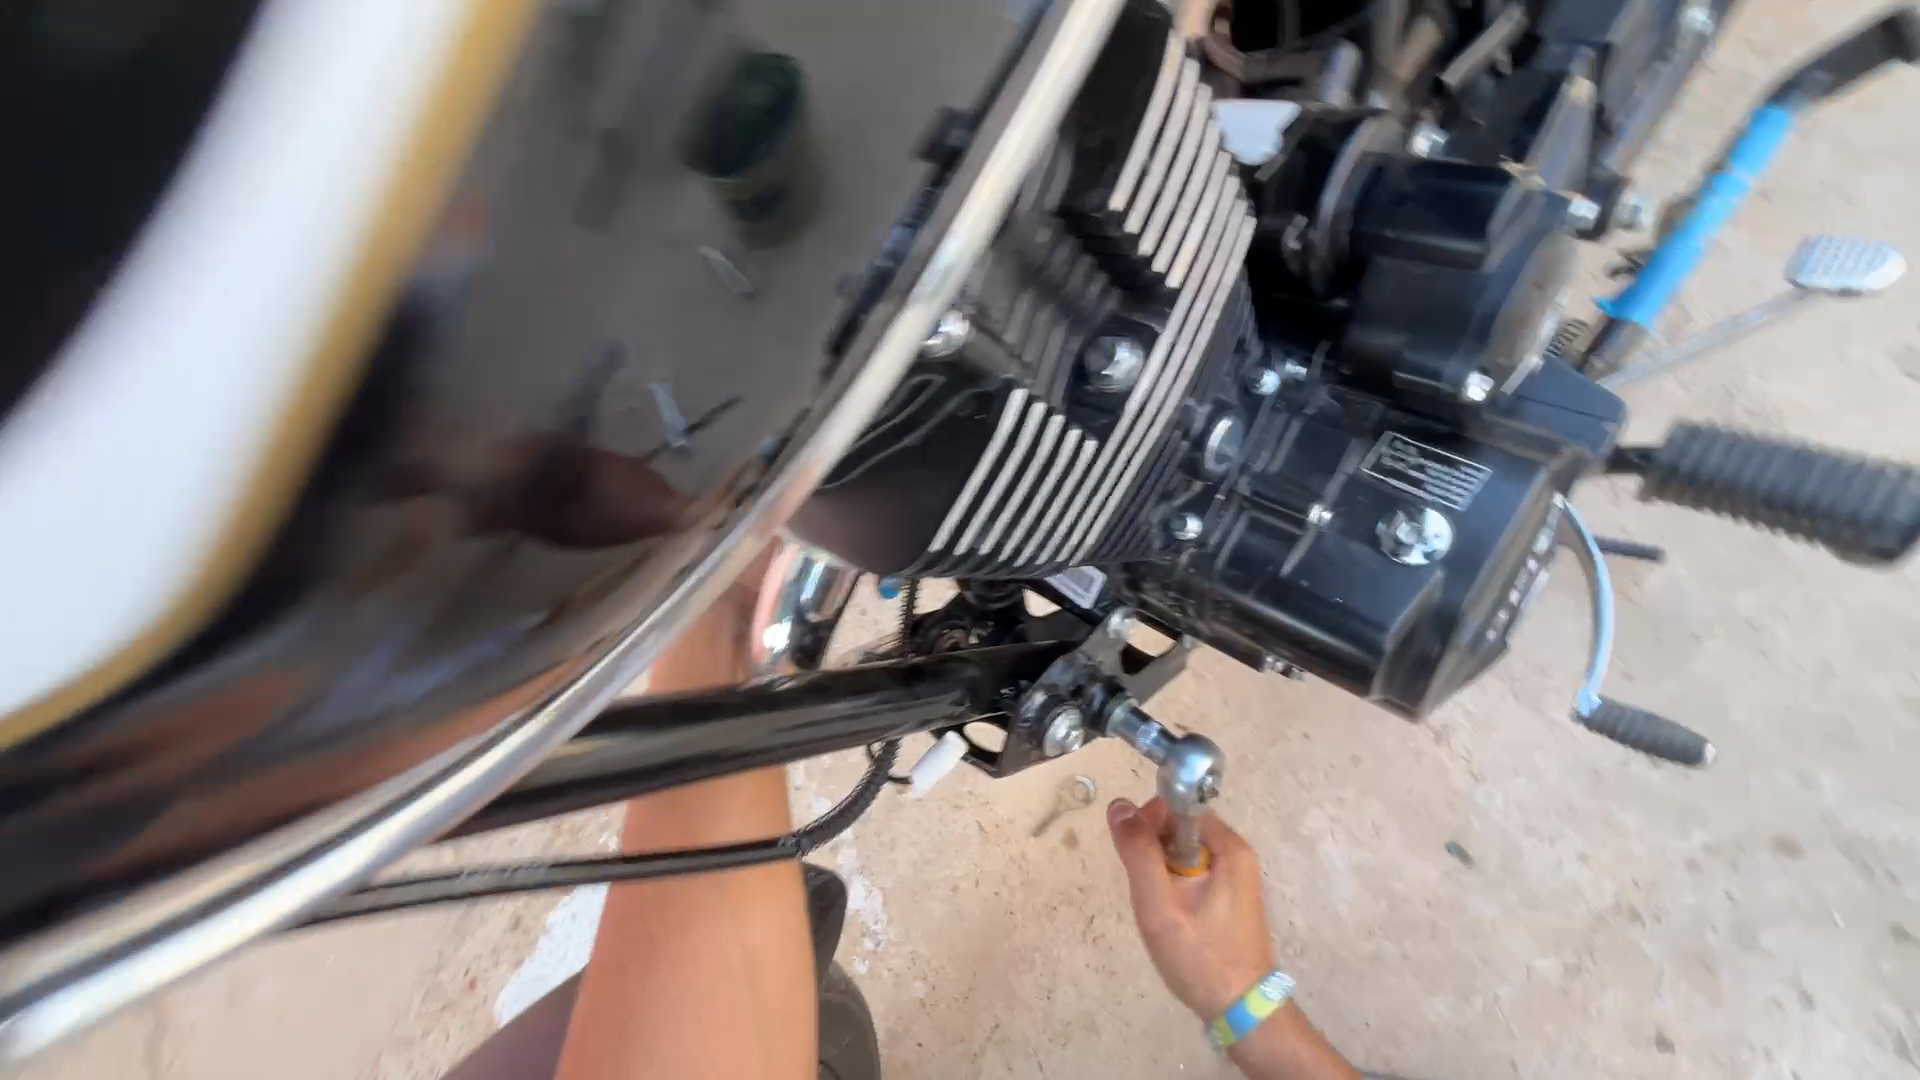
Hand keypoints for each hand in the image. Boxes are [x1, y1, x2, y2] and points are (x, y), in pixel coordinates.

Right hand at [1106, 797, 1275, 1018]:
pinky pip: (1191, 870)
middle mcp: (1235, 852)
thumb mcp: (1160, 903)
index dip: (1148, 824)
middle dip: (1153, 853)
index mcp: (1228, 846)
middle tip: (1150, 893)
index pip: (1176, 807)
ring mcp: (1235, 874)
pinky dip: (1173, 886)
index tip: (1137, 860)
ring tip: (1161, 909)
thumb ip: (1138, 851)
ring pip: (1180, 851)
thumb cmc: (1201, 956)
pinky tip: (1172, 917)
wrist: (1242, 1013)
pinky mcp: (1229, 894)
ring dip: (1160, 872)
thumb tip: (1117, 804)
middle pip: (1177, 827)